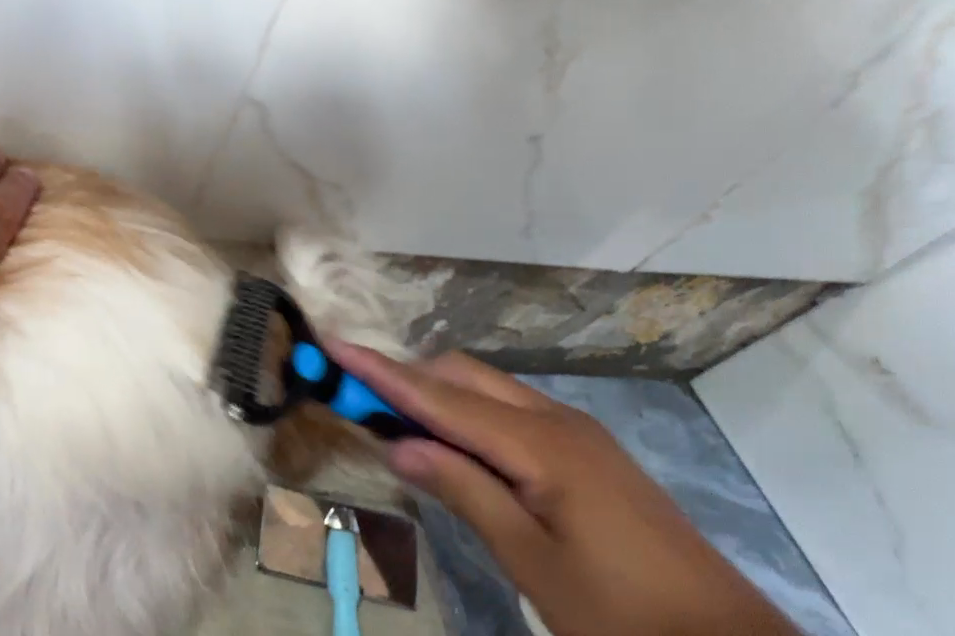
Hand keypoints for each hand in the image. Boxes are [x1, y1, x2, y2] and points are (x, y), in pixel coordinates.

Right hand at [330, 346, 800, 635]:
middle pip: (462, 375)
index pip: (441, 397)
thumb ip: (464, 491)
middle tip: (356, 399)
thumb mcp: (532, 561)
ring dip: (436, 395)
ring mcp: (577, 432)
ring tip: (393, 422)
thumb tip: (398, 444)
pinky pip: (511, 411)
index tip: (332, 344)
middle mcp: (557, 420)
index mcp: (542, 445)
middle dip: (405, 377)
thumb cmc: (622, 611)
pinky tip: (453, 445)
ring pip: (487, 388)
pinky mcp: (588, 452)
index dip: (381, 371)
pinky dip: (468, 414)